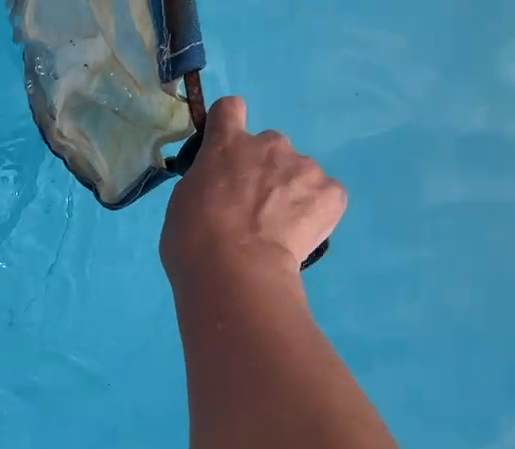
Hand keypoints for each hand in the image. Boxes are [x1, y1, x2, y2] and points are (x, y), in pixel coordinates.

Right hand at [161, 96, 345, 283]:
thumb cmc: (192, 242)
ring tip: (270, 232)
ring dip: (286, 193)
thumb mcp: (182, 205)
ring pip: (297, 173)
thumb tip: (221, 184)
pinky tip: (291, 238)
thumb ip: (205, 182)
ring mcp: (306, 167)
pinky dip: (310, 213)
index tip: (222, 151)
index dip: (225, 125)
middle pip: (268, 147)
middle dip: (260, 171)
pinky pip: (322, 197)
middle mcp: (271, 145)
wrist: (234, 273)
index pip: (229, 110)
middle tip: (246, 211)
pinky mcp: (332, 193)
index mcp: (227, 147)